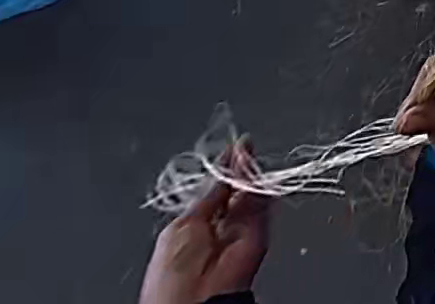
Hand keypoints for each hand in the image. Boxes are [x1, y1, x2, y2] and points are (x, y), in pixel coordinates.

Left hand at [139, 151, 271, 303]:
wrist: (197, 298)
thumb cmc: (172, 271)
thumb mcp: (184, 224)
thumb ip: (211, 193)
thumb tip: (228, 164)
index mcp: (195, 222)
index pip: (215, 188)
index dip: (223, 167)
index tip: (234, 146)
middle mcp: (220, 220)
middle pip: (235, 184)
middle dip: (238, 165)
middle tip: (242, 146)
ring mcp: (241, 223)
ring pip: (250, 188)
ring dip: (249, 170)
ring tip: (247, 150)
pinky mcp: (260, 226)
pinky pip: (262, 199)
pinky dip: (261, 182)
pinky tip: (254, 166)